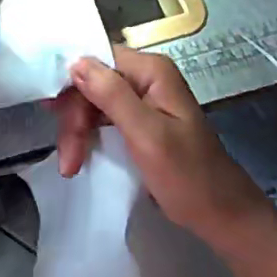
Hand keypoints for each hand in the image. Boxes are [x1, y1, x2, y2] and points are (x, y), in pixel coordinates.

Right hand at [53, 47, 270, 239]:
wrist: (222, 215)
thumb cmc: (188, 177)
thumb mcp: (147, 136)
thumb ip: (112, 96)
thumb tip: (76, 62)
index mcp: (151, 70)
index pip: (97, 61)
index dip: (73, 86)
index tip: (53, 116)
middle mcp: (146, 76)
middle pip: (92, 81)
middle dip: (75, 117)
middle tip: (68, 159)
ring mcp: (144, 97)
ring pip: (94, 99)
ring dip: (78, 130)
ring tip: (71, 165)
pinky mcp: (140, 118)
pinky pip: (103, 115)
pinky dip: (89, 135)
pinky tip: (80, 155)